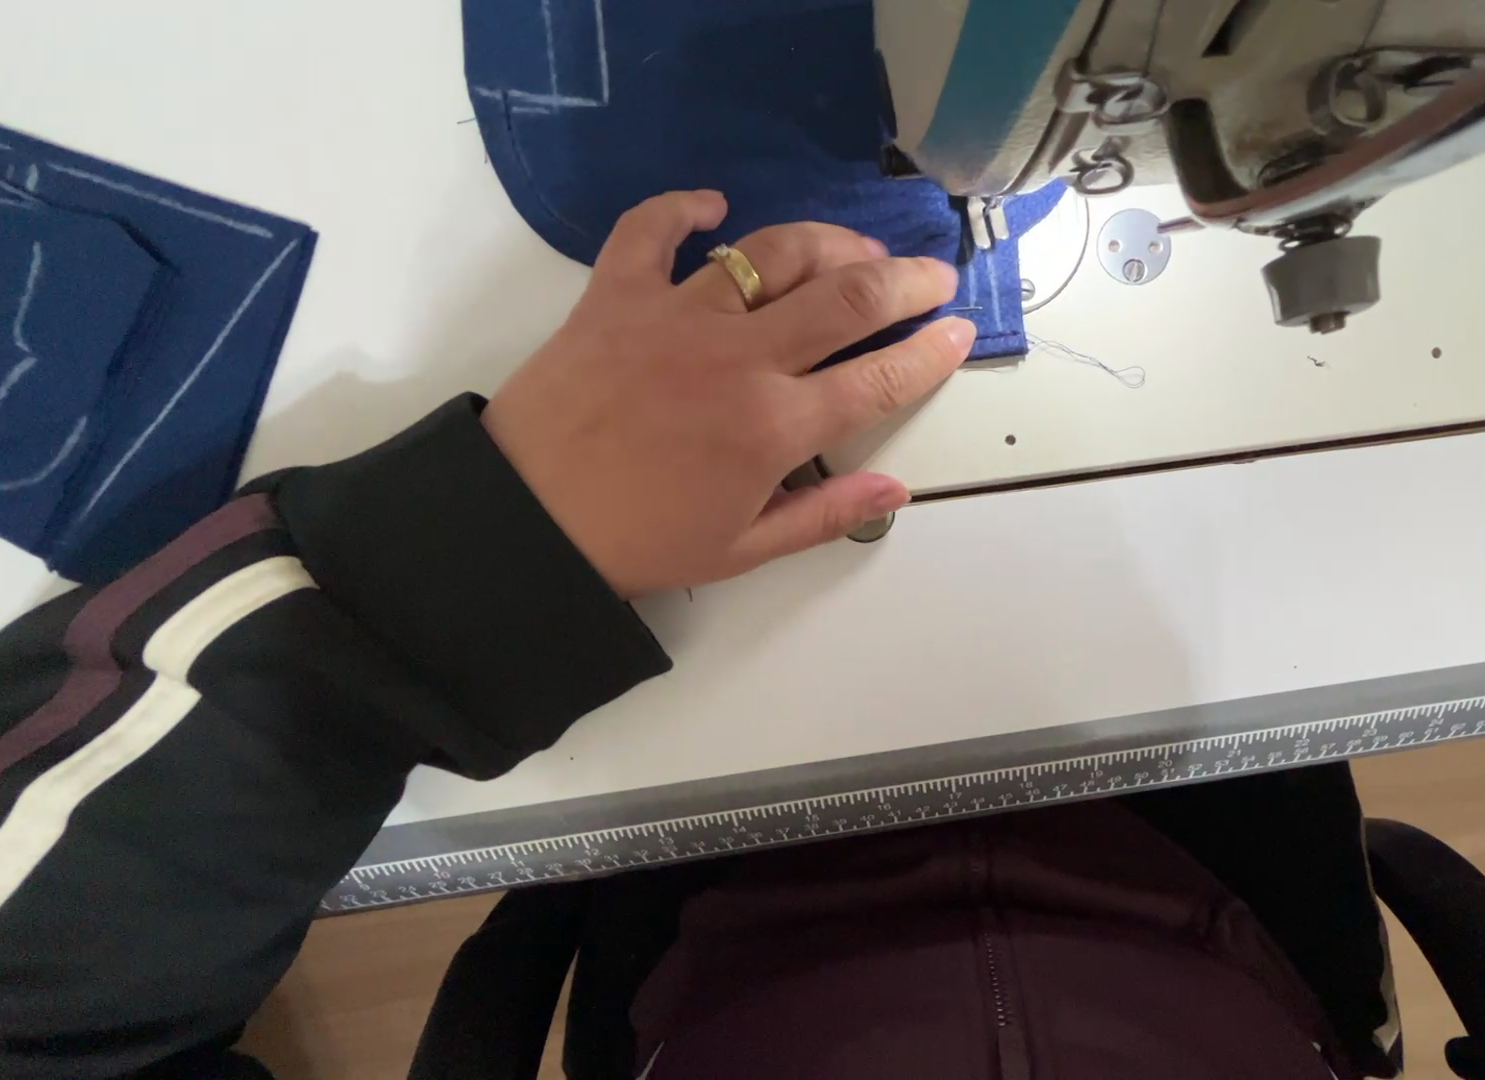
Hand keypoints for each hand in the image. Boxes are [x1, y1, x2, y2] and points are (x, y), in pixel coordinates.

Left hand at [481, 190, 972, 597]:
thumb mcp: (744, 548)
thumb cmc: (642, 542)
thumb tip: (897, 492)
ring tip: (859, 247)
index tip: (959, 333)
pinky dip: (683, 209)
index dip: (930, 354)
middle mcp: (740, 358)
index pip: (879, 379)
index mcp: (775, 426)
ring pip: (774, 252)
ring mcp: (678, 316)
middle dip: (906, 281)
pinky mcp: (617, 295)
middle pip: (847, 298)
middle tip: (934, 274)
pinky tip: (713, 205)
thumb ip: (826, 516)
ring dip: (829, 241)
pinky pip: (653, 230)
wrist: (526, 522)